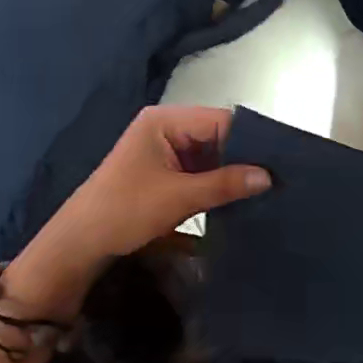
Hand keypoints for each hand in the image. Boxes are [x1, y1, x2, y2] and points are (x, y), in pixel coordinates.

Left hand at [3, 107, 270, 316]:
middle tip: (280, 178)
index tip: (282, 161)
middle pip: (218, 135)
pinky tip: (242, 197)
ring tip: (269, 188)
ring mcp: (165, 149)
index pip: (220, 120)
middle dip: (244, 157)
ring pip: (211, 155)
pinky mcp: (165, 171)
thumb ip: (225, 184)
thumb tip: (269, 176)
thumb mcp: (178, 197)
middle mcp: (166, 127)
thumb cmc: (125, 211)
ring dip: (233, 172)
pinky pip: (200, 170)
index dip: (251, 139)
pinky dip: (218, 183)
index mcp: (164, 120)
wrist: (80, 242)